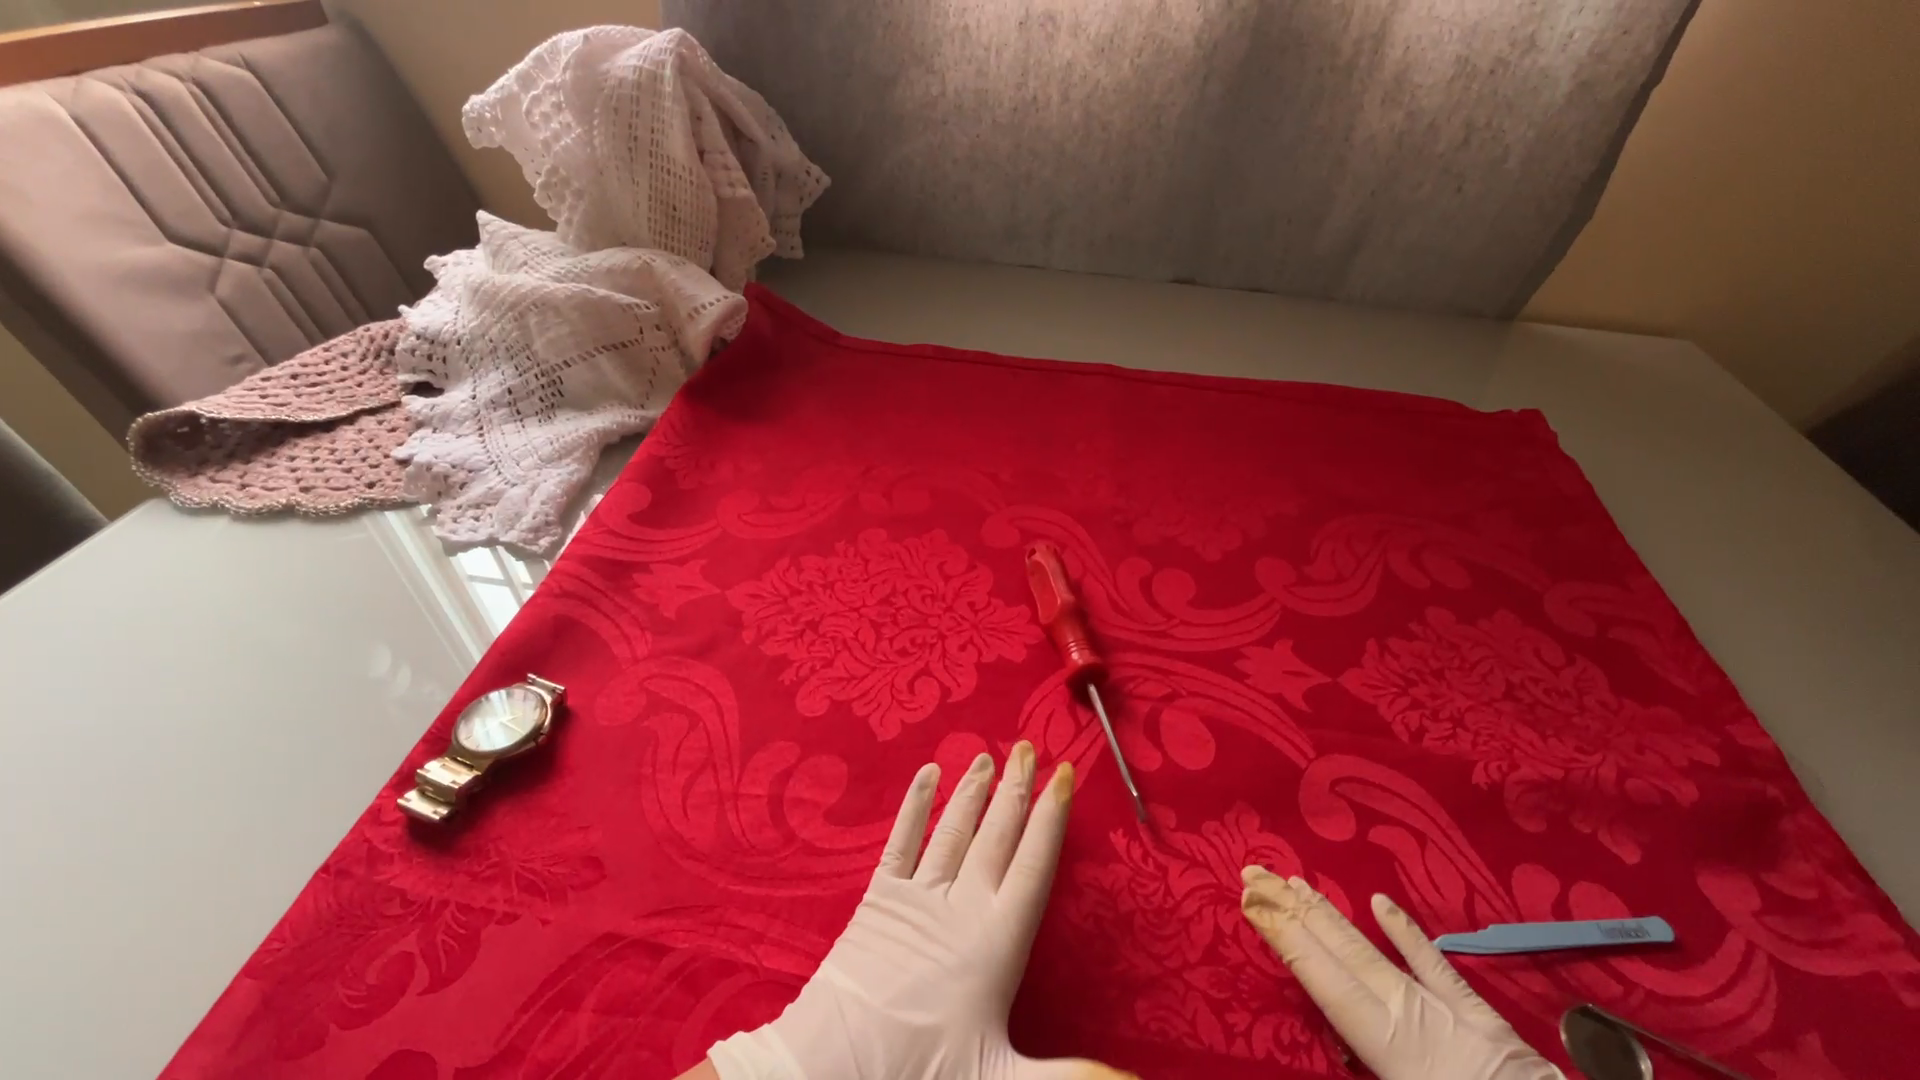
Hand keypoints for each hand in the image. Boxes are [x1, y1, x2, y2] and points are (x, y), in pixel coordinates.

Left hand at [708, 743, 1132, 1079]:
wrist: (836, 1063)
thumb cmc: (920, 1068)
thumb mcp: (998, 1075)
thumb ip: (1065, 1075)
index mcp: (996, 939)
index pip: (1033, 864)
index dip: (1050, 818)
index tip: (1063, 776)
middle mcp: (962, 906)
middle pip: (997, 835)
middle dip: (1016, 789)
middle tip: (1030, 747)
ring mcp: (918, 897)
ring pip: (954, 831)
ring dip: (973, 791)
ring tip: (989, 755)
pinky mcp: (880, 898)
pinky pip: (901, 841)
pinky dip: (915, 806)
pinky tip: (928, 775)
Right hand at [1240, 868, 1564, 1079]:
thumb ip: (1361, 1067)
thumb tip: (1336, 1046)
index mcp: (1381, 1041)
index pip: (1318, 976)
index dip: (1282, 935)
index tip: (1250, 900)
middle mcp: (1400, 1009)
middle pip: (1335, 949)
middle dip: (1291, 910)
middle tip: (1255, 872)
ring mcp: (1437, 1004)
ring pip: (1370, 949)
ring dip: (1329, 914)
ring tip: (1294, 881)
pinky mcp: (1473, 1009)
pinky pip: (1432, 963)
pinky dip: (1403, 931)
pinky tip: (1377, 900)